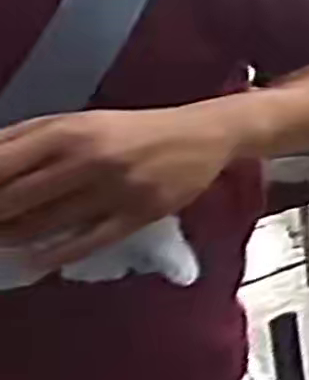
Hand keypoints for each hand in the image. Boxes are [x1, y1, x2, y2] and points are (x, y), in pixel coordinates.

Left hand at [0, 108, 240, 265]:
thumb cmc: (133, 129)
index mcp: (68, 134)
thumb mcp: (74, 122)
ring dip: (11, 238)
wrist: (215, 132)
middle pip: (3, 206)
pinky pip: (84, 244)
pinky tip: (41, 257)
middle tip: (0, 218)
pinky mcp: (147, 209)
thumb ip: (11, 143)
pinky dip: (51, 257)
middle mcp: (94, 159)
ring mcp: (123, 187)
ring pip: (35, 229)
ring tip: (15, 232)